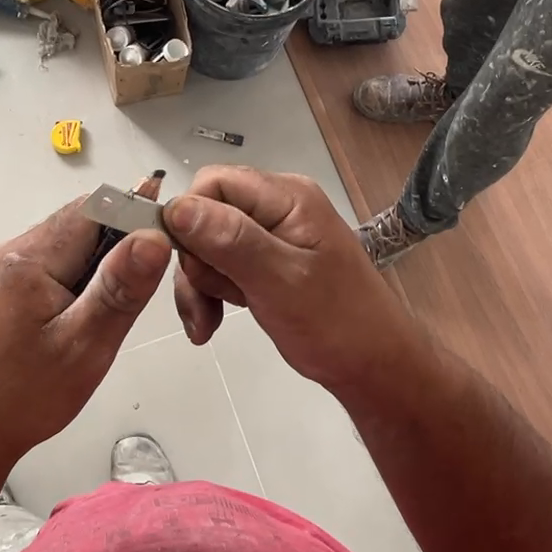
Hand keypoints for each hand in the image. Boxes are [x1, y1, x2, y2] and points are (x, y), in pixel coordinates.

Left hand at [0, 199, 170, 463]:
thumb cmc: (25, 397)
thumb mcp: (84, 347)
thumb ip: (120, 290)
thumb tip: (153, 236)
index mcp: (28, 259)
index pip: (94, 209)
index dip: (135, 213)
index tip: (170, 238)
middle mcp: (8, 253)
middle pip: (77, 222)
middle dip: (118, 239)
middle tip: (145, 280)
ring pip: (63, 243)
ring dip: (96, 259)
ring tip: (114, 303)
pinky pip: (46, 264)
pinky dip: (74, 275)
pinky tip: (82, 312)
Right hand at [165, 167, 428, 394]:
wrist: (374, 368)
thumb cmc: (336, 325)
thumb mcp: (280, 281)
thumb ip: (229, 241)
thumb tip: (176, 208)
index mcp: (287, 197)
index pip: (213, 183)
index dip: (189, 220)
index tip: (190, 265)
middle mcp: (276, 205)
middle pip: (204, 215)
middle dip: (195, 262)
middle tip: (208, 303)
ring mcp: (272, 234)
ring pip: (206, 245)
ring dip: (200, 286)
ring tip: (208, 322)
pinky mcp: (266, 262)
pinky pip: (221, 267)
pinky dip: (211, 294)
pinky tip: (211, 323)